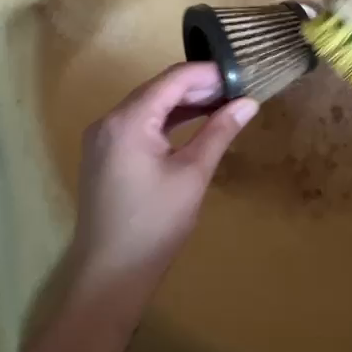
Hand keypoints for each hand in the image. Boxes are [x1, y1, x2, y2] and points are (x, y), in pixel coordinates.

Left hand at [70, 62, 257, 286]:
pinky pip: (139, 124)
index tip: (241, 74)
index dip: (208, 73)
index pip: (173, 79)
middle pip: (159, 88)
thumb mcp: (193, 175)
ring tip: (223, 103)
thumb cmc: (154, 225)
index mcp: (128, 120)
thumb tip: (249, 102)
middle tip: (237, 90)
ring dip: (184, 103)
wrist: (109, 278)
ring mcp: (103, 138)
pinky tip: (195, 123)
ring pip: (149, 105)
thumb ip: (219, 132)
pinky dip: (167, 120)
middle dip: (198, 86)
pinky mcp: (104, 155)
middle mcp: (109, 120)